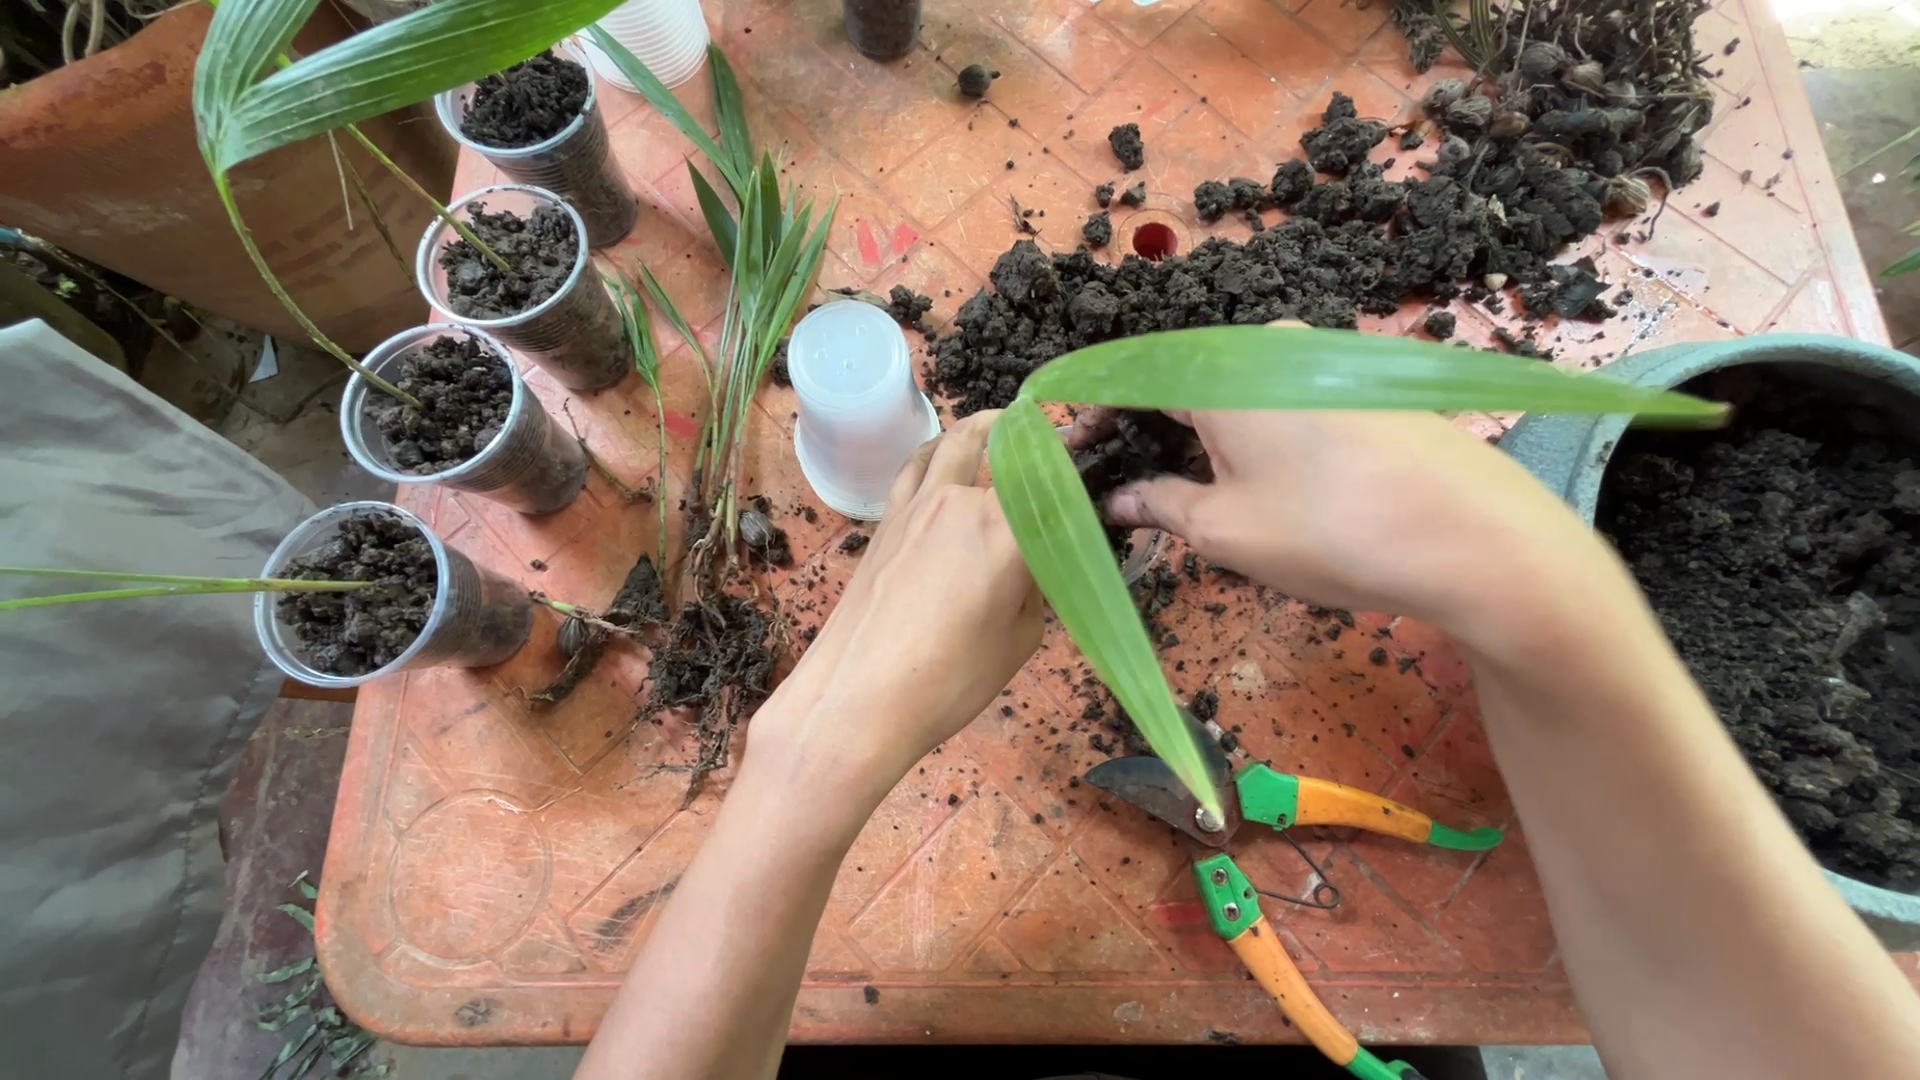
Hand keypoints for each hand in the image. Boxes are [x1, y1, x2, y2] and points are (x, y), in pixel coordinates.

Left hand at [752, 410, 1044, 792]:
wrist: (859, 696)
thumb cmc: (950, 680)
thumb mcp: (1021, 639)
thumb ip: (1036, 585)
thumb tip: (1035, 561)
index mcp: (1008, 531)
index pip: (1055, 485)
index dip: (1079, 480)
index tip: (1092, 486)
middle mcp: (964, 501)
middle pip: (1009, 453)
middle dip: (1037, 448)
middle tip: (1054, 454)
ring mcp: (919, 502)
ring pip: (957, 441)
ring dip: (986, 427)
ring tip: (1004, 425)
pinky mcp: (888, 516)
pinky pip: (917, 464)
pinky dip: (939, 449)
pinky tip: (944, 456)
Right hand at [1073, 393, 1606, 650]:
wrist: (1476, 539)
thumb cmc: (1327, 529)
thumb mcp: (1224, 529)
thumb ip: (1161, 506)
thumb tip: (1121, 499)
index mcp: (1223, 372)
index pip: (1133, 378)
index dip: (1095, 415)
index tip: (1076, 453)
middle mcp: (1271, 348)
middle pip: (1184, 380)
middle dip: (1146, 429)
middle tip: (1129, 483)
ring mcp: (1323, 363)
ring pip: (1233, 393)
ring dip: (1197, 436)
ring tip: (1188, 490)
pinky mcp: (1361, 387)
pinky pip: (1279, 401)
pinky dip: (1246, 435)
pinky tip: (1256, 481)